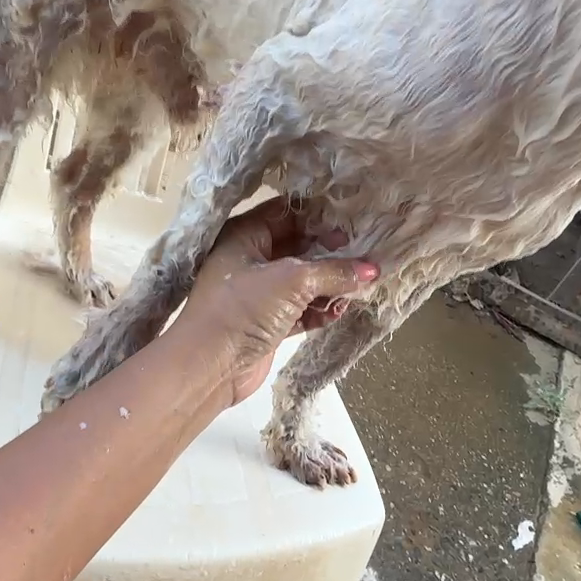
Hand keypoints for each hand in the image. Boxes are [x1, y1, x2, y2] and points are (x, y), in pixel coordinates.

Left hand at [168, 197, 378, 404]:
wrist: (209, 367)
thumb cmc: (242, 310)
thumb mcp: (292, 281)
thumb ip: (334, 272)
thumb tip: (372, 270)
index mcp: (245, 235)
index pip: (289, 213)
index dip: (321, 218)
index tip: (354, 226)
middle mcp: (251, 259)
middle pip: (300, 247)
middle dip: (331, 254)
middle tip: (365, 258)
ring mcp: (260, 294)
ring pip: (303, 282)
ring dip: (330, 285)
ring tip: (358, 288)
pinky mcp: (268, 324)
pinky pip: (301, 310)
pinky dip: (319, 310)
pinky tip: (339, 312)